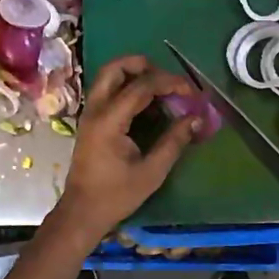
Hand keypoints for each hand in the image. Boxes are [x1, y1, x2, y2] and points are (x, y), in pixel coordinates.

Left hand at [51, 56, 198, 240]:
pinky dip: (127, 87)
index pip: (141, 87)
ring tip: (161, 88)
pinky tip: (148, 104)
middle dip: (143, 65)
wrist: (82, 212)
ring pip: (108, 76)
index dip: (169, 83)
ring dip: (134, 74)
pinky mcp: (91, 121)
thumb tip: (197, 118)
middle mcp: (95, 110)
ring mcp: (90, 114)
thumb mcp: (151, 172)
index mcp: (109, 121)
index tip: (192, 91)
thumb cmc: (115, 195)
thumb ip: (174, 141)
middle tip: (168, 79)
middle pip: (115, 68)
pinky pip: (107, 91)